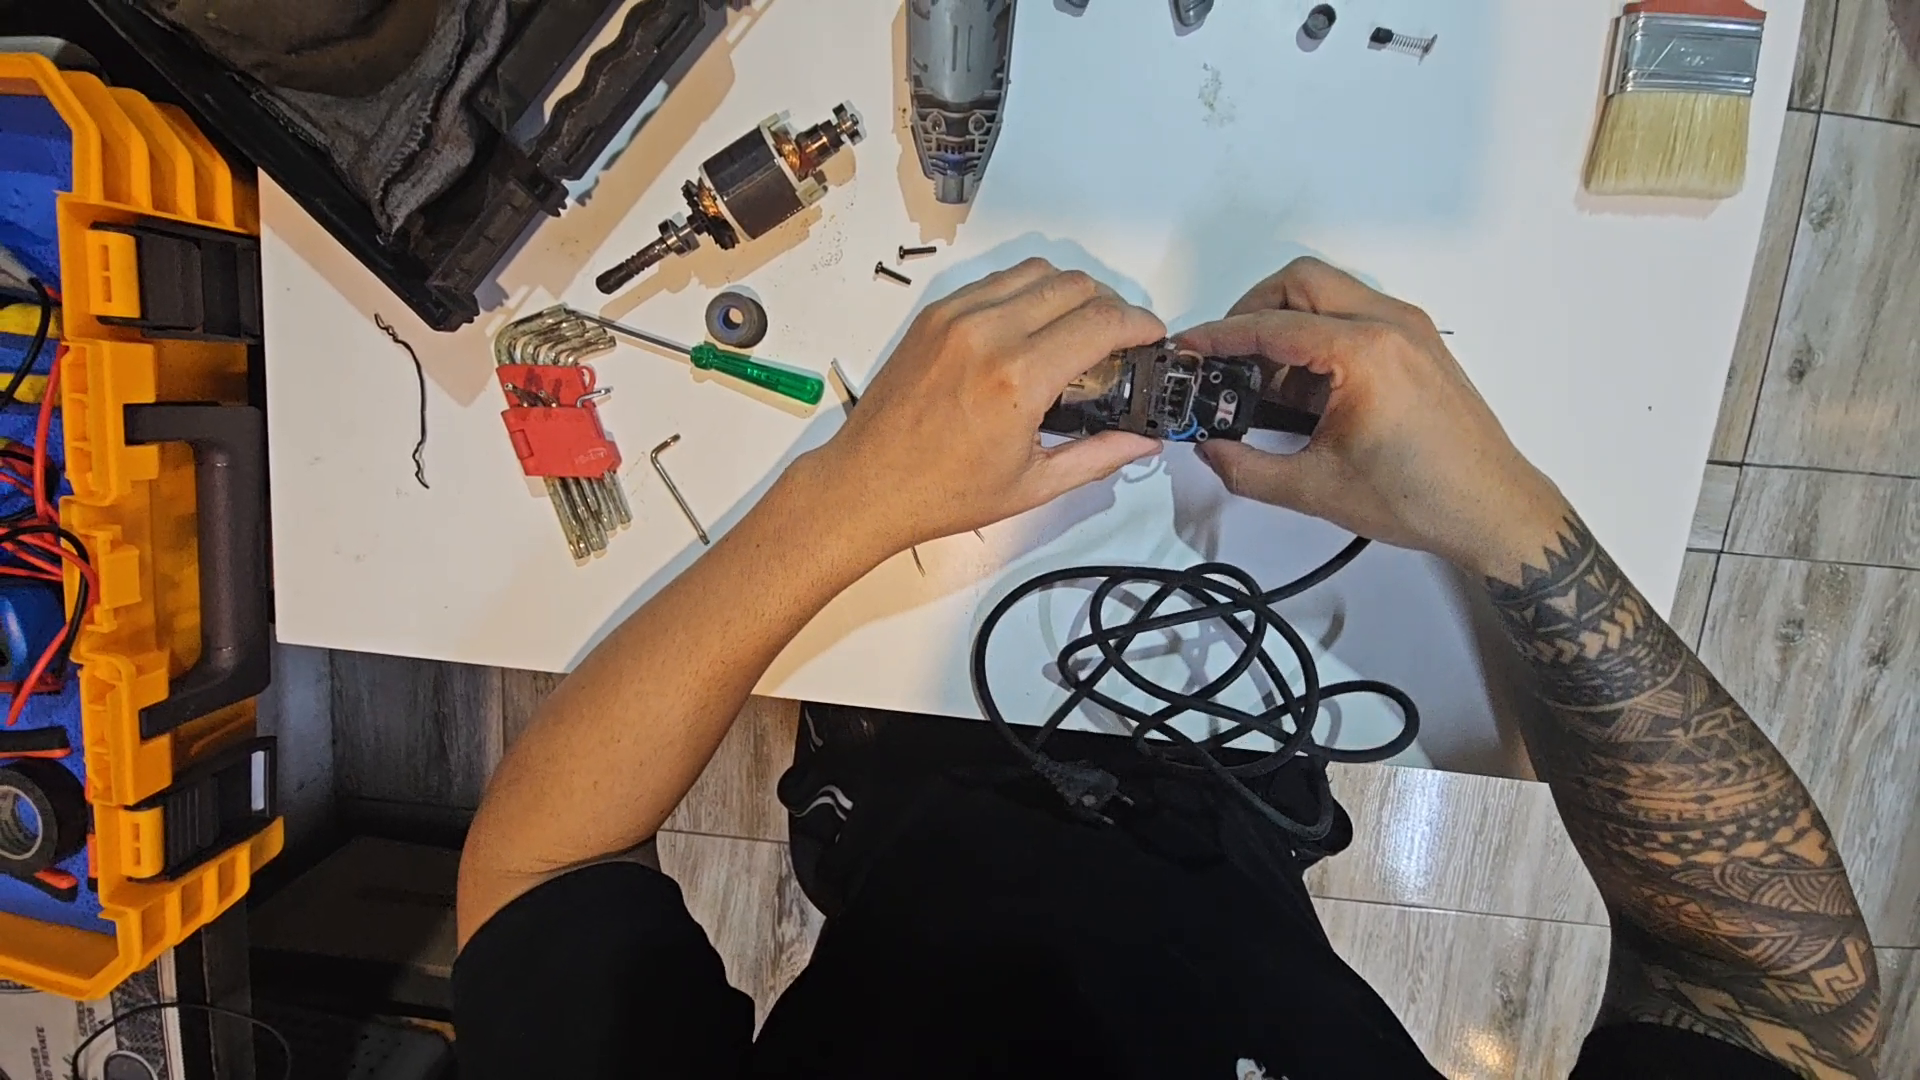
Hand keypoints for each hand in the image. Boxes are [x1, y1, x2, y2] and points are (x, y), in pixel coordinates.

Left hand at [808, 259, 1165, 551]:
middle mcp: (988, 332)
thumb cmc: (944, 495)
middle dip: (1111, 305)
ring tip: (1078, 329)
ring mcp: (955, 317)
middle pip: (1075, 285)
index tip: (1152, 336)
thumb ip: (1098, 457)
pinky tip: (1031, 327)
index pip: (1101, 321)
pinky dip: (1027, 292)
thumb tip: (1144, 442)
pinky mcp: (933, 315)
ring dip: (1070, 292)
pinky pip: (996, 281)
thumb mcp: (1032, 485)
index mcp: (1018, 378)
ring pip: (1036, 271)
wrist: (867, 485)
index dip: (1139, 323)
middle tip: (1118, 339)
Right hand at [1179, 258, 1570, 576]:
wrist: (1492, 509)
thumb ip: (1243, 468)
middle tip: (1225, 355)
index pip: (1272, 326)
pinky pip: (1352, 314)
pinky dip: (1315, 335)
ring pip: (1328, 292)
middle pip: (1301, 281)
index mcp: (1363, 353)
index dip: (1219, 336)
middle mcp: (1390, 324)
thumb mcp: (1311, 489)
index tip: (1188, 348)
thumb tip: (1206, 448)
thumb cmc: (1413, 497)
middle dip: (1252, 310)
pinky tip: (1301, 388)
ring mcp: (1409, 329)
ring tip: (1261, 380)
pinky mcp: (1417, 343)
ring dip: (1284, 322)